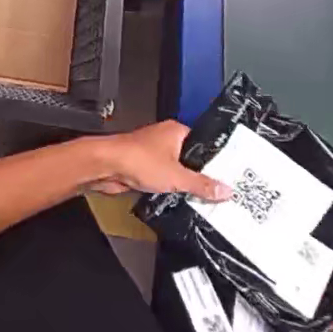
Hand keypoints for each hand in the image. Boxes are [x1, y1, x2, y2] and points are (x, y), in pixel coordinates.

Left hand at [84, 119, 230, 200]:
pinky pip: (162, 178)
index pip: (203, 144)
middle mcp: (165, 138)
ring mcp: (152, 152)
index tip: (227, 177)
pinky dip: (168, 188)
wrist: (105, 166)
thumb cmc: (139, 160)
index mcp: (177, 131)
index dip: (214, 161)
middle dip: (198, 176)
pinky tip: (176, 200)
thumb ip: (202, 185)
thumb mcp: (177, 176)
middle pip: (189, 159)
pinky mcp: (142, 167)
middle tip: (216, 193)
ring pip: (175, 170)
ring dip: (181, 183)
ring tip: (199, 199)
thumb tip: (225, 190)